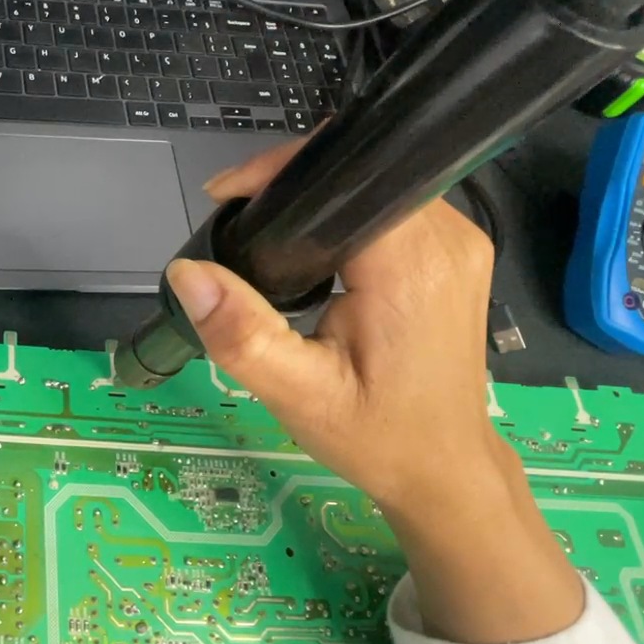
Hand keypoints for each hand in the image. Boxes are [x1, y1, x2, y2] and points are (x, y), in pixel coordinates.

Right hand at [182, 144, 505, 512]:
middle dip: (289, 186)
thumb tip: (187, 272)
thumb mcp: (297, 395)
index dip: (279, 174)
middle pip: (358, 175)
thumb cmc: (376, 436)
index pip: (344, 179)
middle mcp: (446, 238)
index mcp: (411, 265)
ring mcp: (457, 242)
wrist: (443, 469)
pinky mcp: (452, 253)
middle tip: (235, 224)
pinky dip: (340, 217)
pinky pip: (388, 208)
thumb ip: (241, 334)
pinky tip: (306, 250)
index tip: (226, 201)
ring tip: (262, 235)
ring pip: (372, 187)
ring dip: (314, 201)